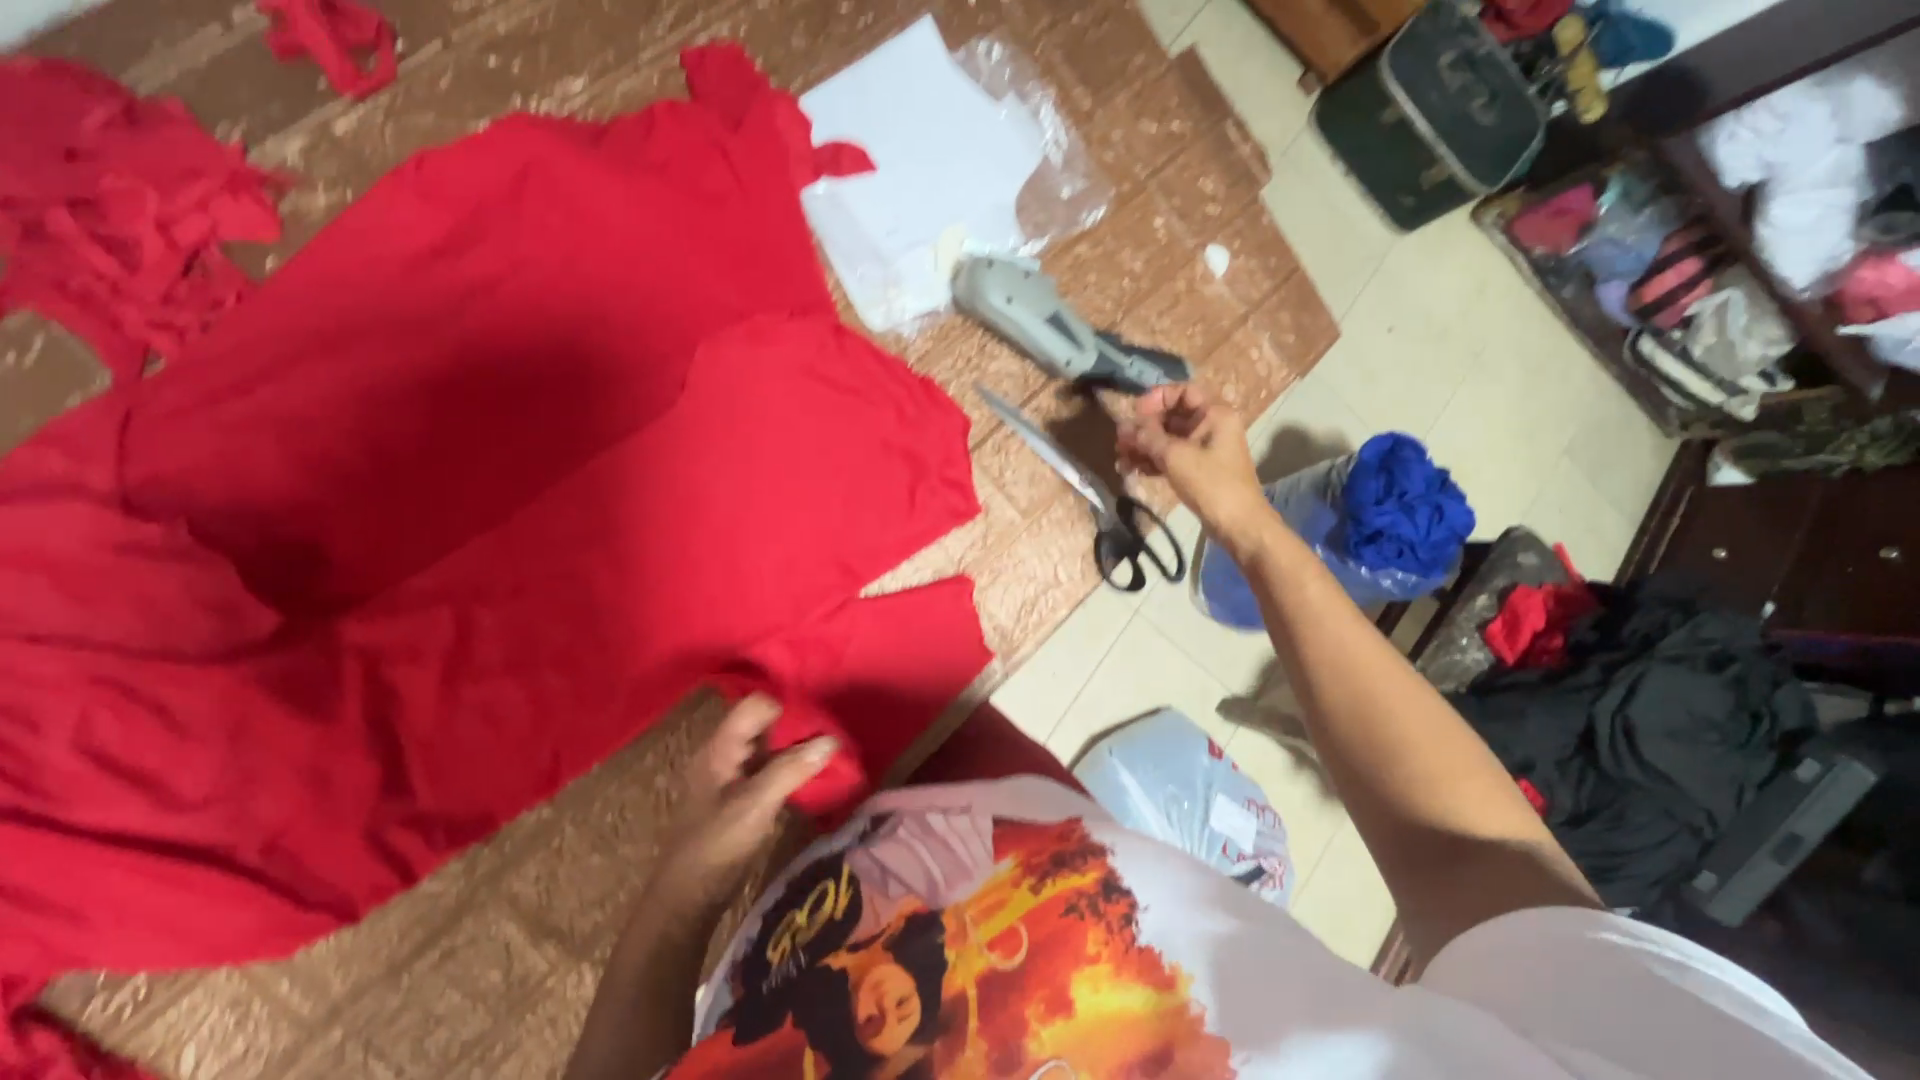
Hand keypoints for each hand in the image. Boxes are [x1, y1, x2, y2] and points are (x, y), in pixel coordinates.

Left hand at [646, 694, 837, 913]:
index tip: (820, 720)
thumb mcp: (756, 805)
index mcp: (719, 748)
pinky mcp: (740, 798)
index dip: (787, 707)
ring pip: (769, 748)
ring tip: (830, 753)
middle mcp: (723, 755)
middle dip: (797, 727)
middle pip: (764, 724)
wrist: (688, 897)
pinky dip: (790, 769)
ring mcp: (731, 777)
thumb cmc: (716, 844)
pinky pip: (769, 770)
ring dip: (796, 749)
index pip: (756, 705)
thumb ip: (791, 770)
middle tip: (832, 735)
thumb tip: (831, 740)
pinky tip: (812, 777)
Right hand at [1117, 384, 1269, 551]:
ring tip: (1121, 457)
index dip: (1157, 398)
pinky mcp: (1198, 469)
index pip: (1183, 391)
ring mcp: (1204, 449)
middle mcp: (1210, 426)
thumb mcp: (1176, 456)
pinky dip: (1153, 460)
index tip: (1136, 413)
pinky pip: (1171, 457)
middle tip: (1120, 440)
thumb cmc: (1210, 483)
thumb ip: (1148, 438)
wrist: (1237, 523)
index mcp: (1214, 414)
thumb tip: (1124, 427)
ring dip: (1144, 446)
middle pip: (1172, 416)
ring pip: (1168, 439)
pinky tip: (1132, 468)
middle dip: (1144, 427)